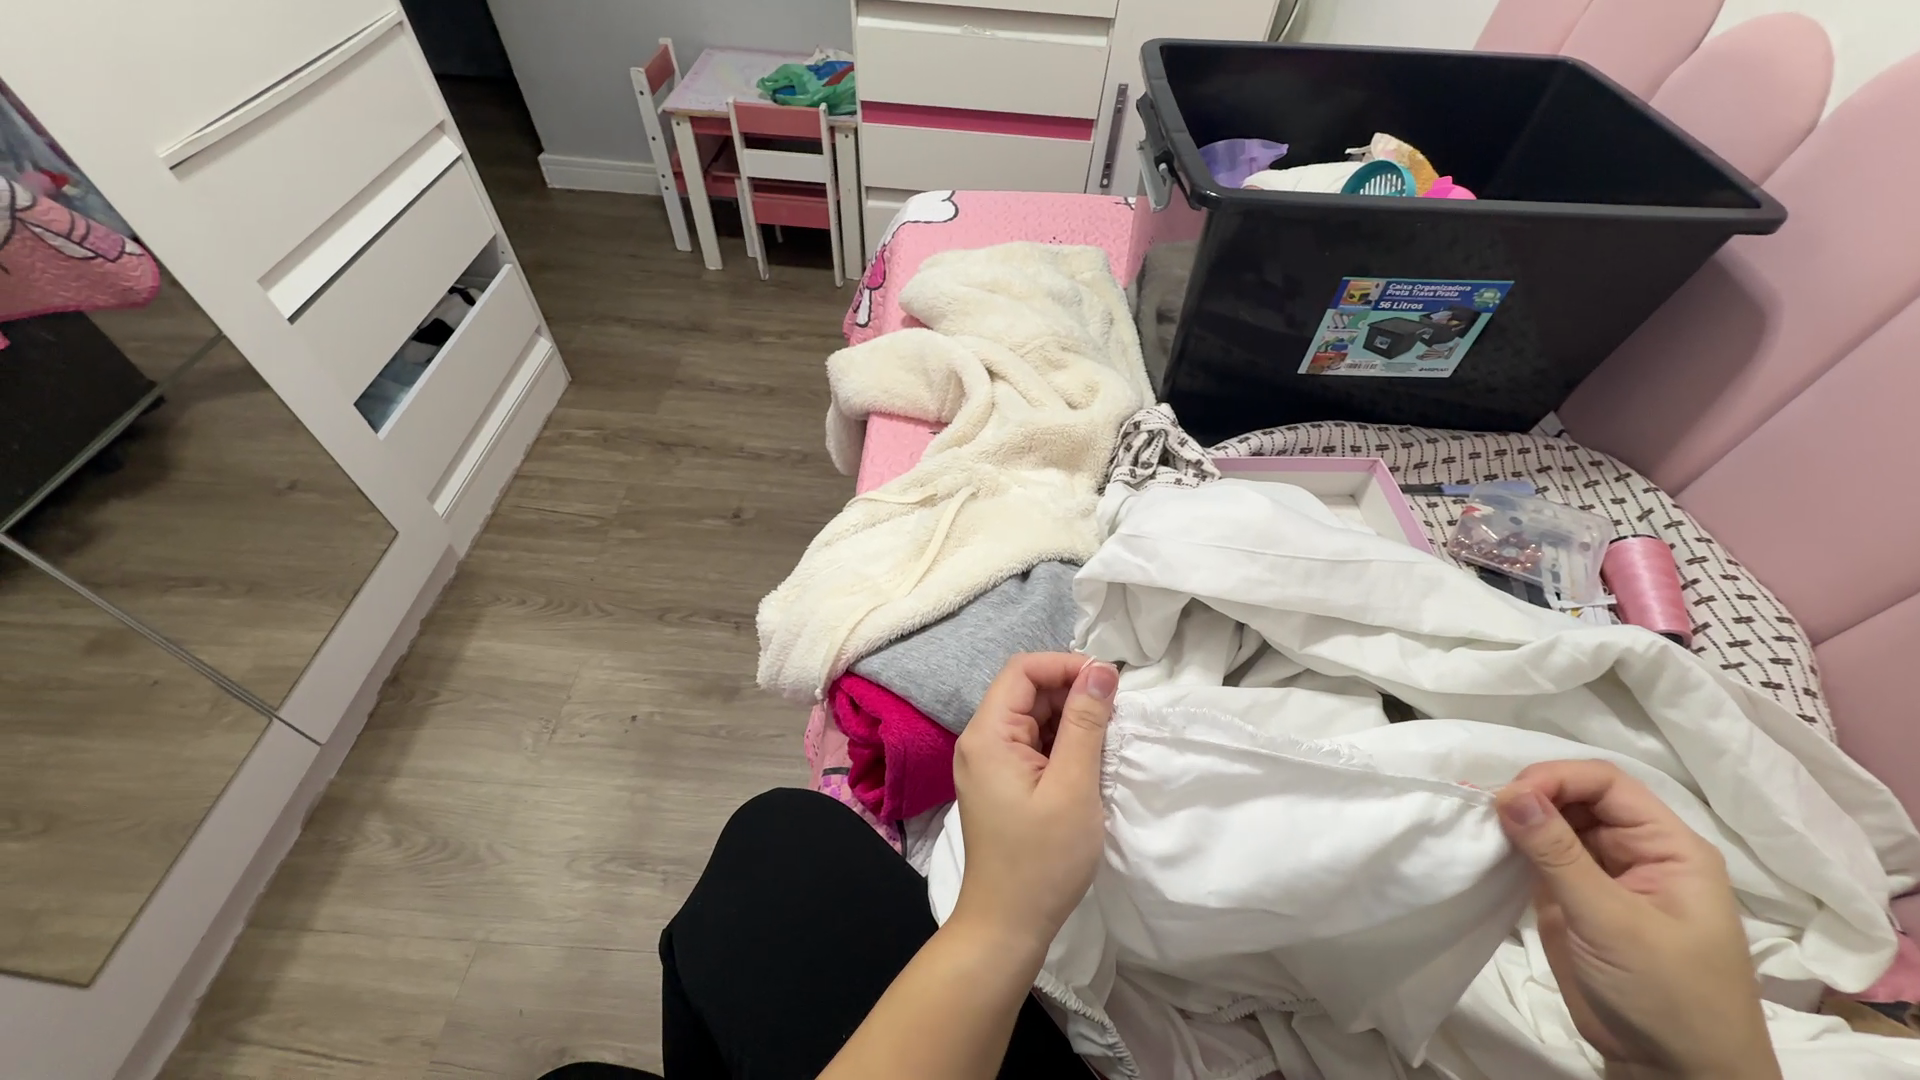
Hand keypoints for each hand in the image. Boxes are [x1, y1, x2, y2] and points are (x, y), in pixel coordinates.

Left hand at [949, 653, 1117, 959]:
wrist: (1007, 925)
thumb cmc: (1042, 859)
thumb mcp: (1073, 786)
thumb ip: (1087, 723)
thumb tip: (1102, 669)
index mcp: (988, 734)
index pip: (1022, 670)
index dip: (1066, 666)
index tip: (1109, 684)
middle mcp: (981, 740)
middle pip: (1026, 690)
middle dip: (1072, 694)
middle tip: (1115, 718)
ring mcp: (989, 762)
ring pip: (1033, 716)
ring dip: (1071, 720)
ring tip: (1106, 744)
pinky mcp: (1001, 781)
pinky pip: (1032, 743)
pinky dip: (1062, 744)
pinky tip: (1088, 764)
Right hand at [1496, 761, 1781, 1079]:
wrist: (1671, 1073)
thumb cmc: (1666, 995)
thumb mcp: (1612, 921)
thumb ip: (1558, 854)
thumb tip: (1509, 792)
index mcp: (1668, 848)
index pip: (1607, 784)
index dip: (1557, 779)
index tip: (1509, 797)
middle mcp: (1635, 852)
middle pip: (1576, 797)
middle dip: (1530, 795)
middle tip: (1484, 810)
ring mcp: (1601, 875)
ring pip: (1552, 823)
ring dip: (1515, 818)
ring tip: (1475, 820)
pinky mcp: (1571, 898)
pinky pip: (1537, 854)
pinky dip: (1509, 844)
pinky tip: (1484, 843)